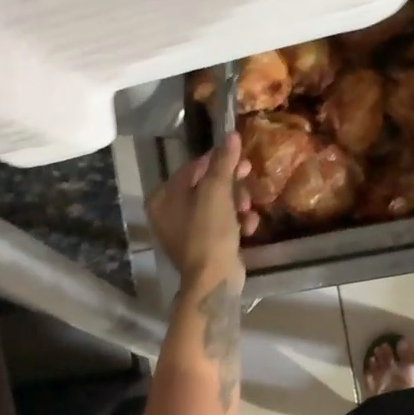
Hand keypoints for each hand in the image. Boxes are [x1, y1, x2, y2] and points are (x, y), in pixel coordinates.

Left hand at [146, 131, 256, 286]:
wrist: (213, 280)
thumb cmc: (208, 231)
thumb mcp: (217, 192)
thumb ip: (223, 161)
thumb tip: (231, 134)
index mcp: (163, 197)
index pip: (193, 167)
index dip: (219, 160)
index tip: (241, 158)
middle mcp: (169, 212)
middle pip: (206, 186)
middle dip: (231, 185)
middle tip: (249, 177)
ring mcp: (186, 231)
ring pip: (218, 205)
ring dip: (237, 204)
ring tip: (248, 210)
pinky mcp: (203, 245)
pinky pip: (221, 224)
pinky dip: (236, 223)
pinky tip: (249, 227)